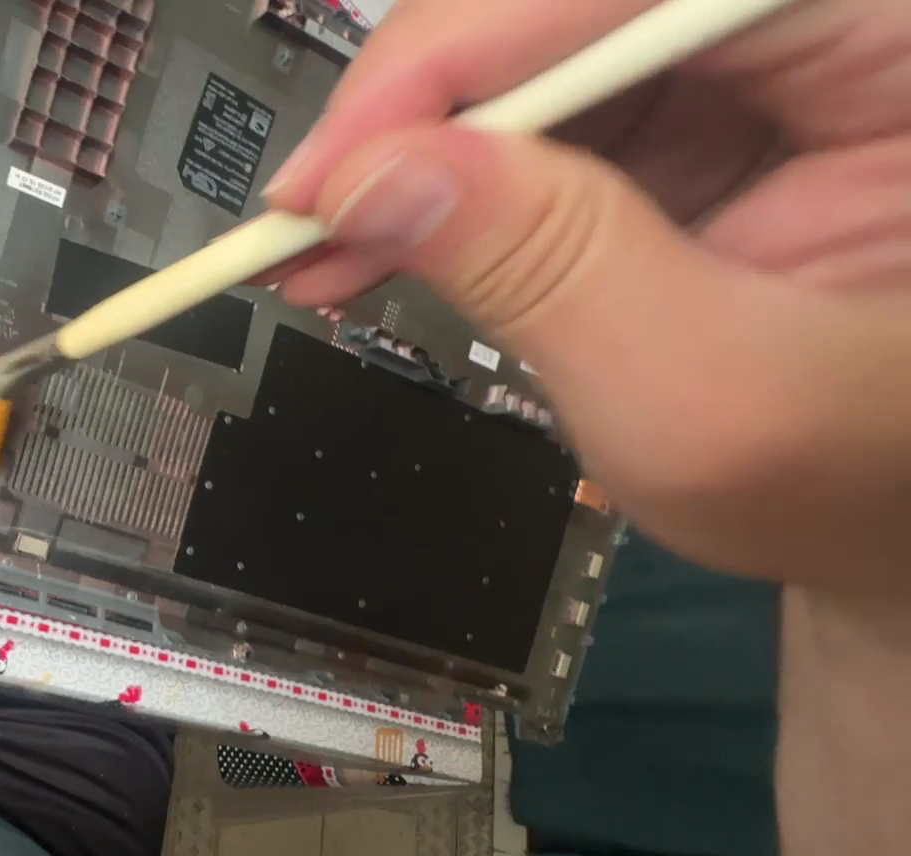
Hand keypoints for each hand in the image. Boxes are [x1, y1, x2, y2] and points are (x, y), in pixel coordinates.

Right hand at [262, 0, 910, 595]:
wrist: (877, 506)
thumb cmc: (846, 479)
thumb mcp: (695, 395)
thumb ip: (545, 269)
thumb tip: (374, 179)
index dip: (459, 54)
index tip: (326, 167)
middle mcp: (843, 25)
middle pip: (568, 10)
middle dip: (412, 113)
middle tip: (302, 214)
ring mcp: (759, 67)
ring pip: (524, 66)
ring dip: (398, 162)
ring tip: (309, 252)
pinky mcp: (680, 121)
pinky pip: (518, 128)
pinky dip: (422, 193)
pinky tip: (359, 249)